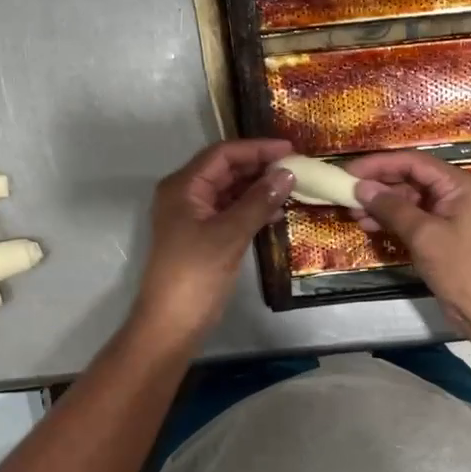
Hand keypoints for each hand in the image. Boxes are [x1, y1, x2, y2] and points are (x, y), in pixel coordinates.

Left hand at [134, 139, 295, 342]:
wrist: (173, 322)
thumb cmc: (195, 274)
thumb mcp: (229, 234)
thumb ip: (258, 201)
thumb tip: (287, 173)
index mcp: (183, 187)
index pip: (223, 155)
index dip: (256, 149)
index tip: (291, 149)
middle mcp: (187, 196)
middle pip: (227, 171)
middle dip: (260, 168)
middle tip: (297, 168)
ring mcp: (196, 218)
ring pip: (231, 193)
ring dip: (259, 189)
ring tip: (293, 187)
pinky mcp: (206, 238)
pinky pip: (232, 213)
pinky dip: (254, 210)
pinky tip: (278, 212)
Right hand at [347, 151, 470, 330]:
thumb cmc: (459, 267)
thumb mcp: (423, 235)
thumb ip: (392, 208)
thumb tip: (361, 187)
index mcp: (456, 185)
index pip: (413, 162)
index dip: (379, 164)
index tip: (349, 172)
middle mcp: (452, 195)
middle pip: (409, 179)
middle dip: (378, 185)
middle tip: (345, 193)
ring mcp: (445, 216)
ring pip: (407, 201)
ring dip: (380, 205)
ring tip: (352, 212)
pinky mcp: (438, 237)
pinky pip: (410, 220)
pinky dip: (389, 222)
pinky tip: (367, 226)